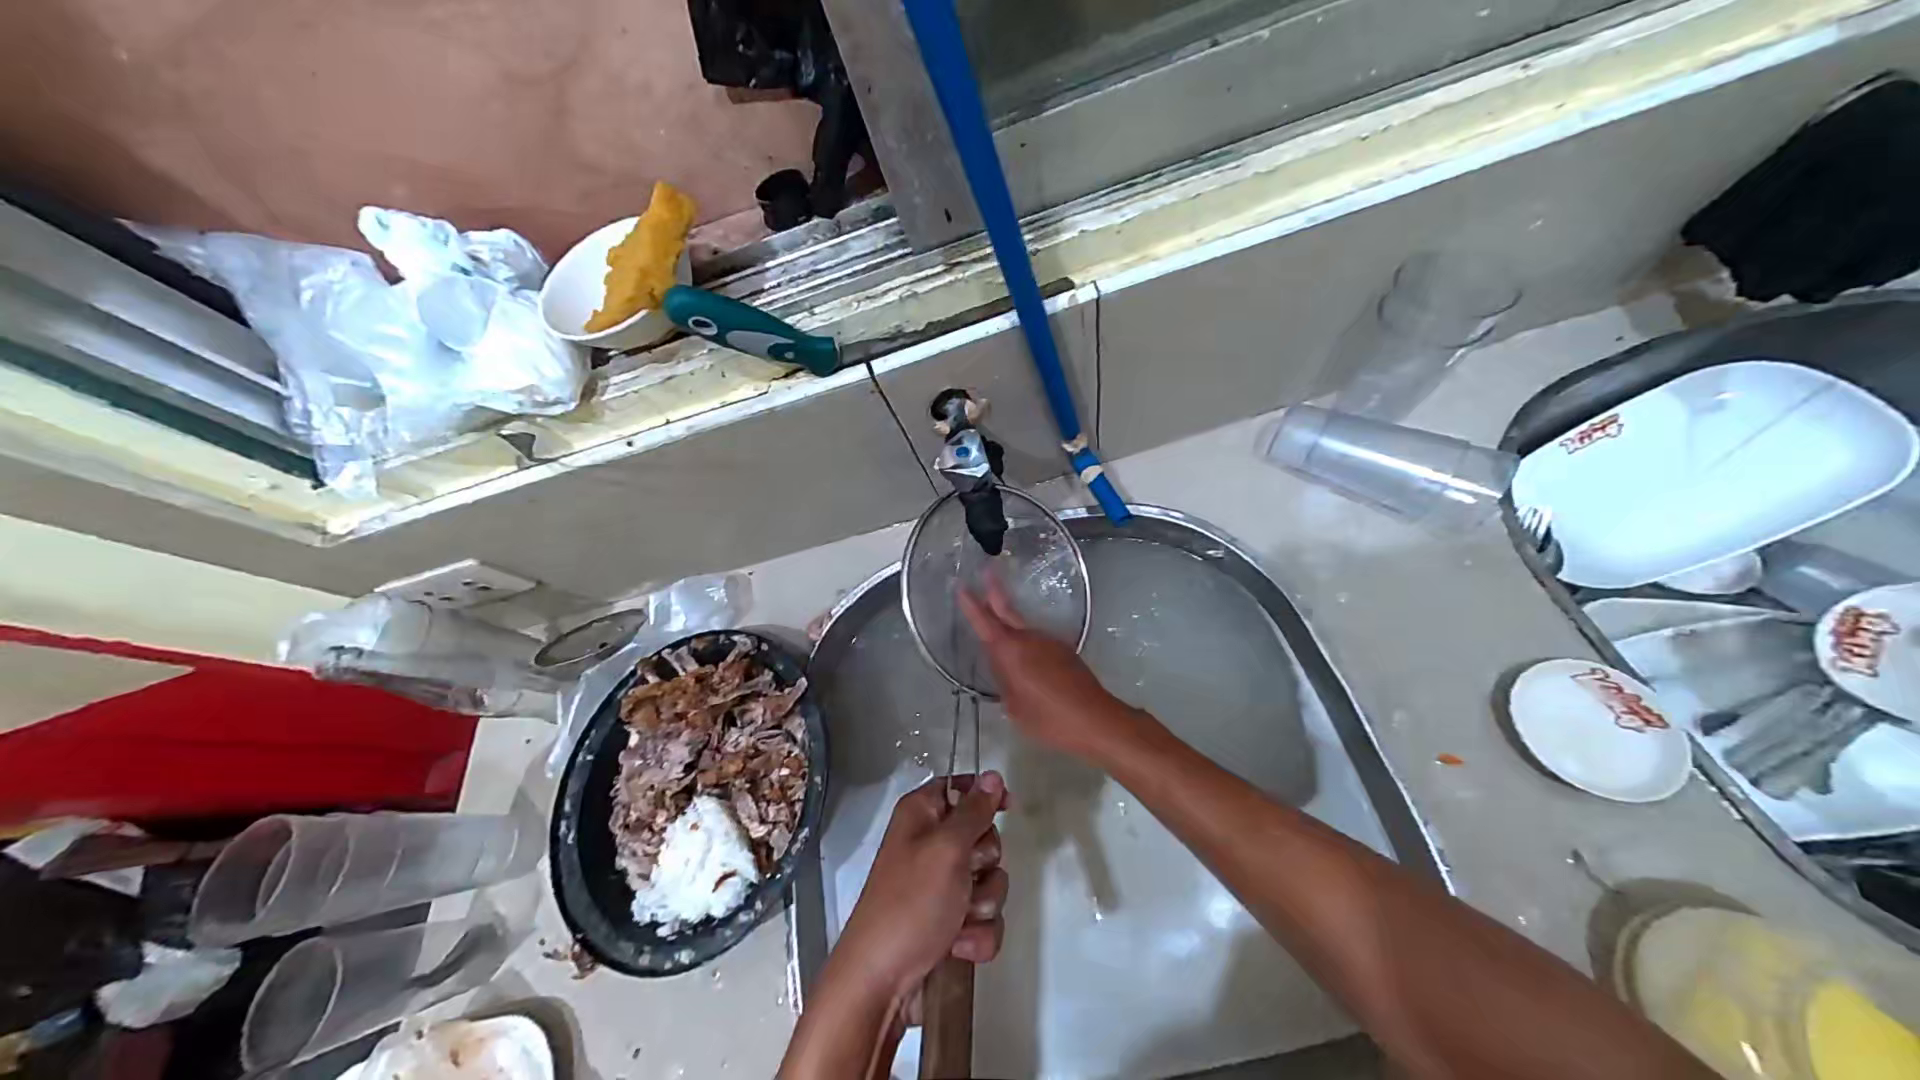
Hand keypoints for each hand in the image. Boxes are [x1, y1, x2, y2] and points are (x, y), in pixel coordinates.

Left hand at [831, 772, 1010, 1001]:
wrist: (882, 981)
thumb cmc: (910, 903)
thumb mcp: (946, 848)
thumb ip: (975, 811)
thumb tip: (992, 776)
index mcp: (921, 816)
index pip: (958, 787)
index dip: (983, 794)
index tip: (1007, 806)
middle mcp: (931, 846)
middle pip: (983, 836)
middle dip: (985, 862)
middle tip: (966, 875)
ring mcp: (941, 887)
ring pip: (990, 881)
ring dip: (983, 903)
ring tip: (958, 920)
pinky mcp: (950, 923)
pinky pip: (985, 918)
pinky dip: (978, 933)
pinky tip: (959, 945)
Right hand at [959, 578, 1148, 759]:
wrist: (1094, 719)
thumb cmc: (1048, 718)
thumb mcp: (1015, 707)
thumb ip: (1005, 683)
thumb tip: (1005, 671)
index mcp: (1010, 652)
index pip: (984, 622)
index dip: (971, 604)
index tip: (961, 586)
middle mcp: (1029, 639)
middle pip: (1007, 611)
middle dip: (994, 591)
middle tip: (986, 570)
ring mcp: (1049, 642)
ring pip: (1023, 629)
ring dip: (1011, 626)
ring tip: (1001, 633)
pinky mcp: (1064, 650)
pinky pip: (1038, 642)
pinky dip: (1027, 644)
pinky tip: (1028, 663)